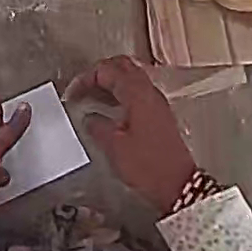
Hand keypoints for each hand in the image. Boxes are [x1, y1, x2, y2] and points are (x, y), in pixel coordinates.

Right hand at [66, 56, 197, 216]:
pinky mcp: (158, 114)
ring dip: (109, 82)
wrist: (178, 185)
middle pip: (122, 66)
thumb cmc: (148, 166)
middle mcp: (149, 92)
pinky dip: (119, 93)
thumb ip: (97, 126)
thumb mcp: (114, 147)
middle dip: (98, 73)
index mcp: (137, 94)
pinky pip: (136, 92)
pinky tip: (107, 110)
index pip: (107, 70)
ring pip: (130, 77)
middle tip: (81, 89)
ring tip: (90, 99)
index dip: (85, 78)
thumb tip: (88, 117)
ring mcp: (156, 102)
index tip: (72, 95)